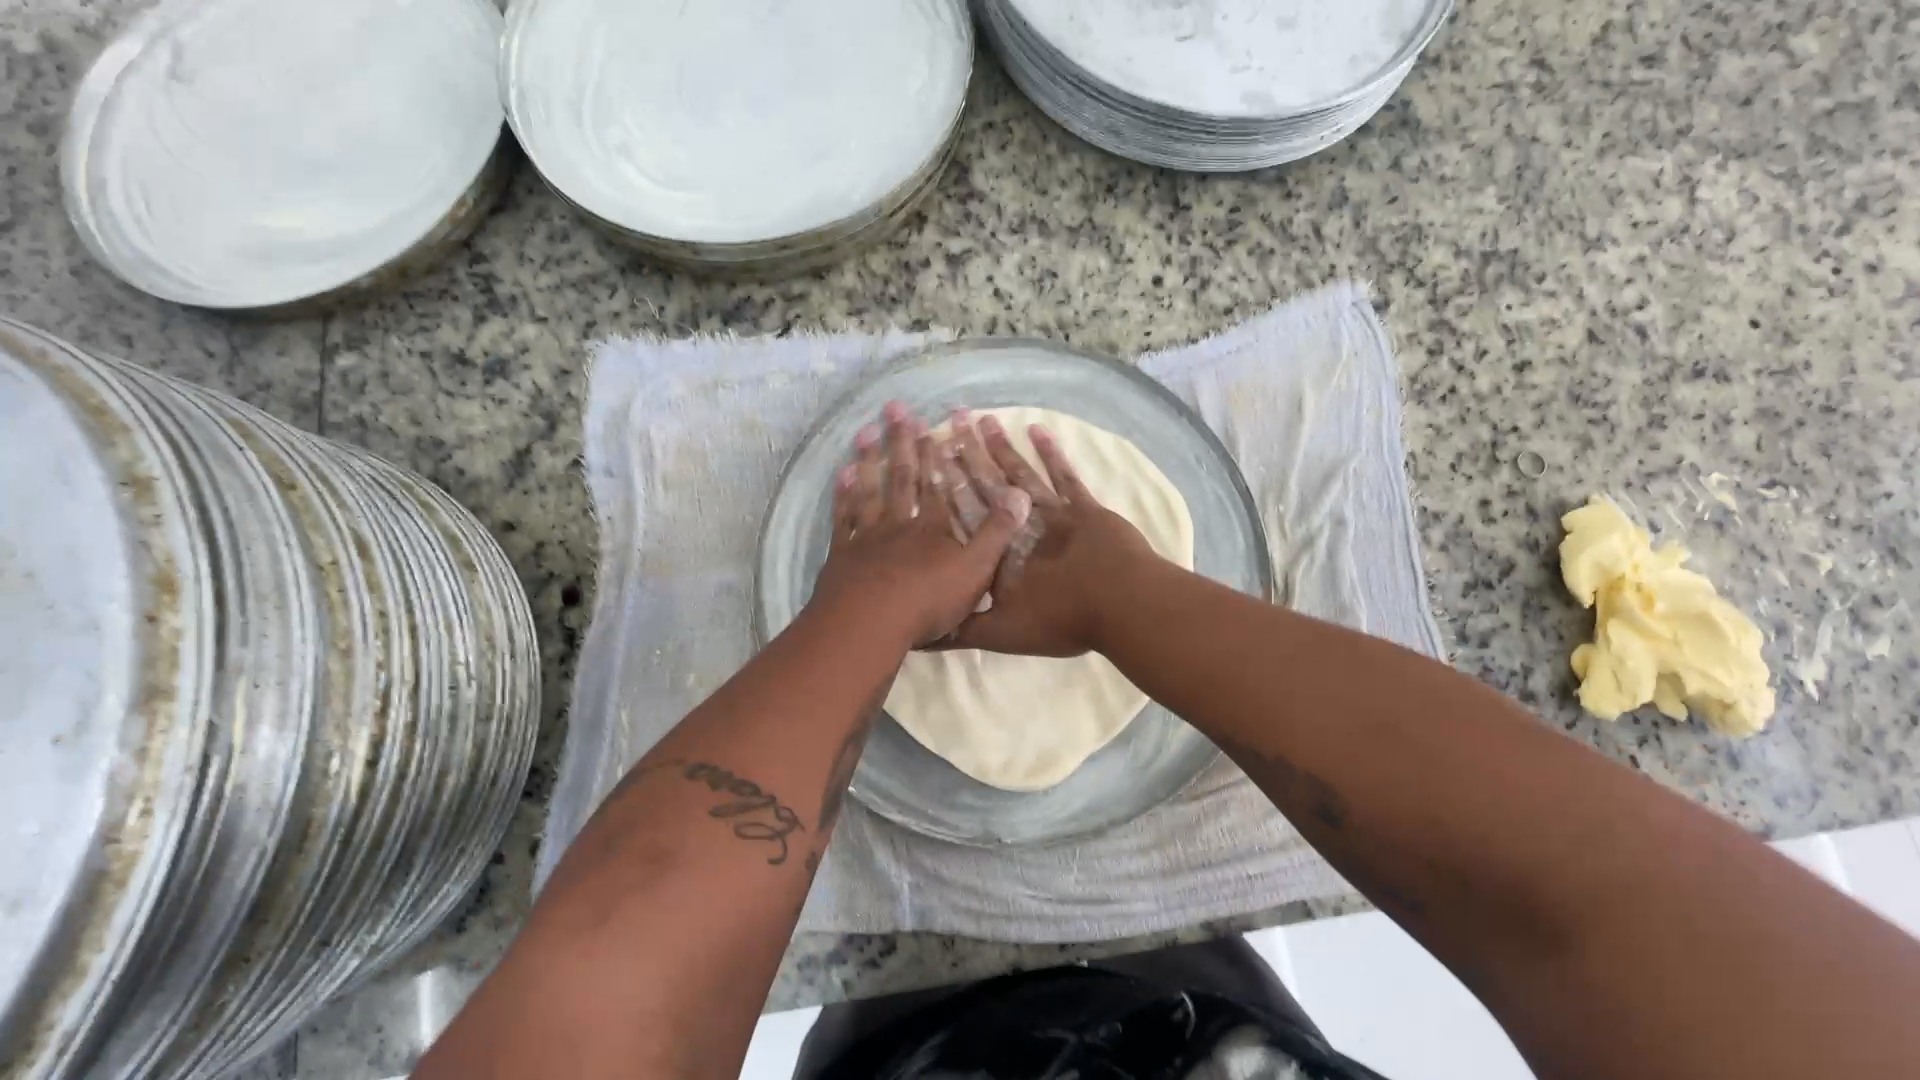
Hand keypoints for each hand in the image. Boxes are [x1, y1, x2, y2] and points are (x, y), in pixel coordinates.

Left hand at [808, 402, 1032, 646]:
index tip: (930, 425)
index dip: (934, 455)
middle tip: (895, 409)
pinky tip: (841, 477)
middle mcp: (899, 524)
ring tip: (864, 432)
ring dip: (867, 461)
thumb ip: (997, 533)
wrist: (868, 623)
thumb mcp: (975, 570)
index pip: (936, 485)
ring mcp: (867, 538)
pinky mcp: (842, 556)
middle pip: (900, 477)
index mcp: (932, 528)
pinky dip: (842, 497)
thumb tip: (1021, 493)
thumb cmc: (927, 601)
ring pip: (868, 491)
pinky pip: (842, 519)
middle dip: (900, 442)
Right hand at [935, 410, 1161, 656]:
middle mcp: (1020, 525)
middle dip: (967, 456)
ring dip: (1000, 447)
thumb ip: (962, 631)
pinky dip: (1051, 452)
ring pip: (1021, 474)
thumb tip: (918, 635)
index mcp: (996, 554)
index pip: (962, 516)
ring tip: (981, 420)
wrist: (1124, 604)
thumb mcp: (1004, 634)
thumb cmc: (1063, 619)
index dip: (944, 490)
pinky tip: (1037, 430)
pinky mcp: (1086, 508)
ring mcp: (1054, 512)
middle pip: (988, 486)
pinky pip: (1064, 475)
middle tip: (948, 424)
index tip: (927, 462)